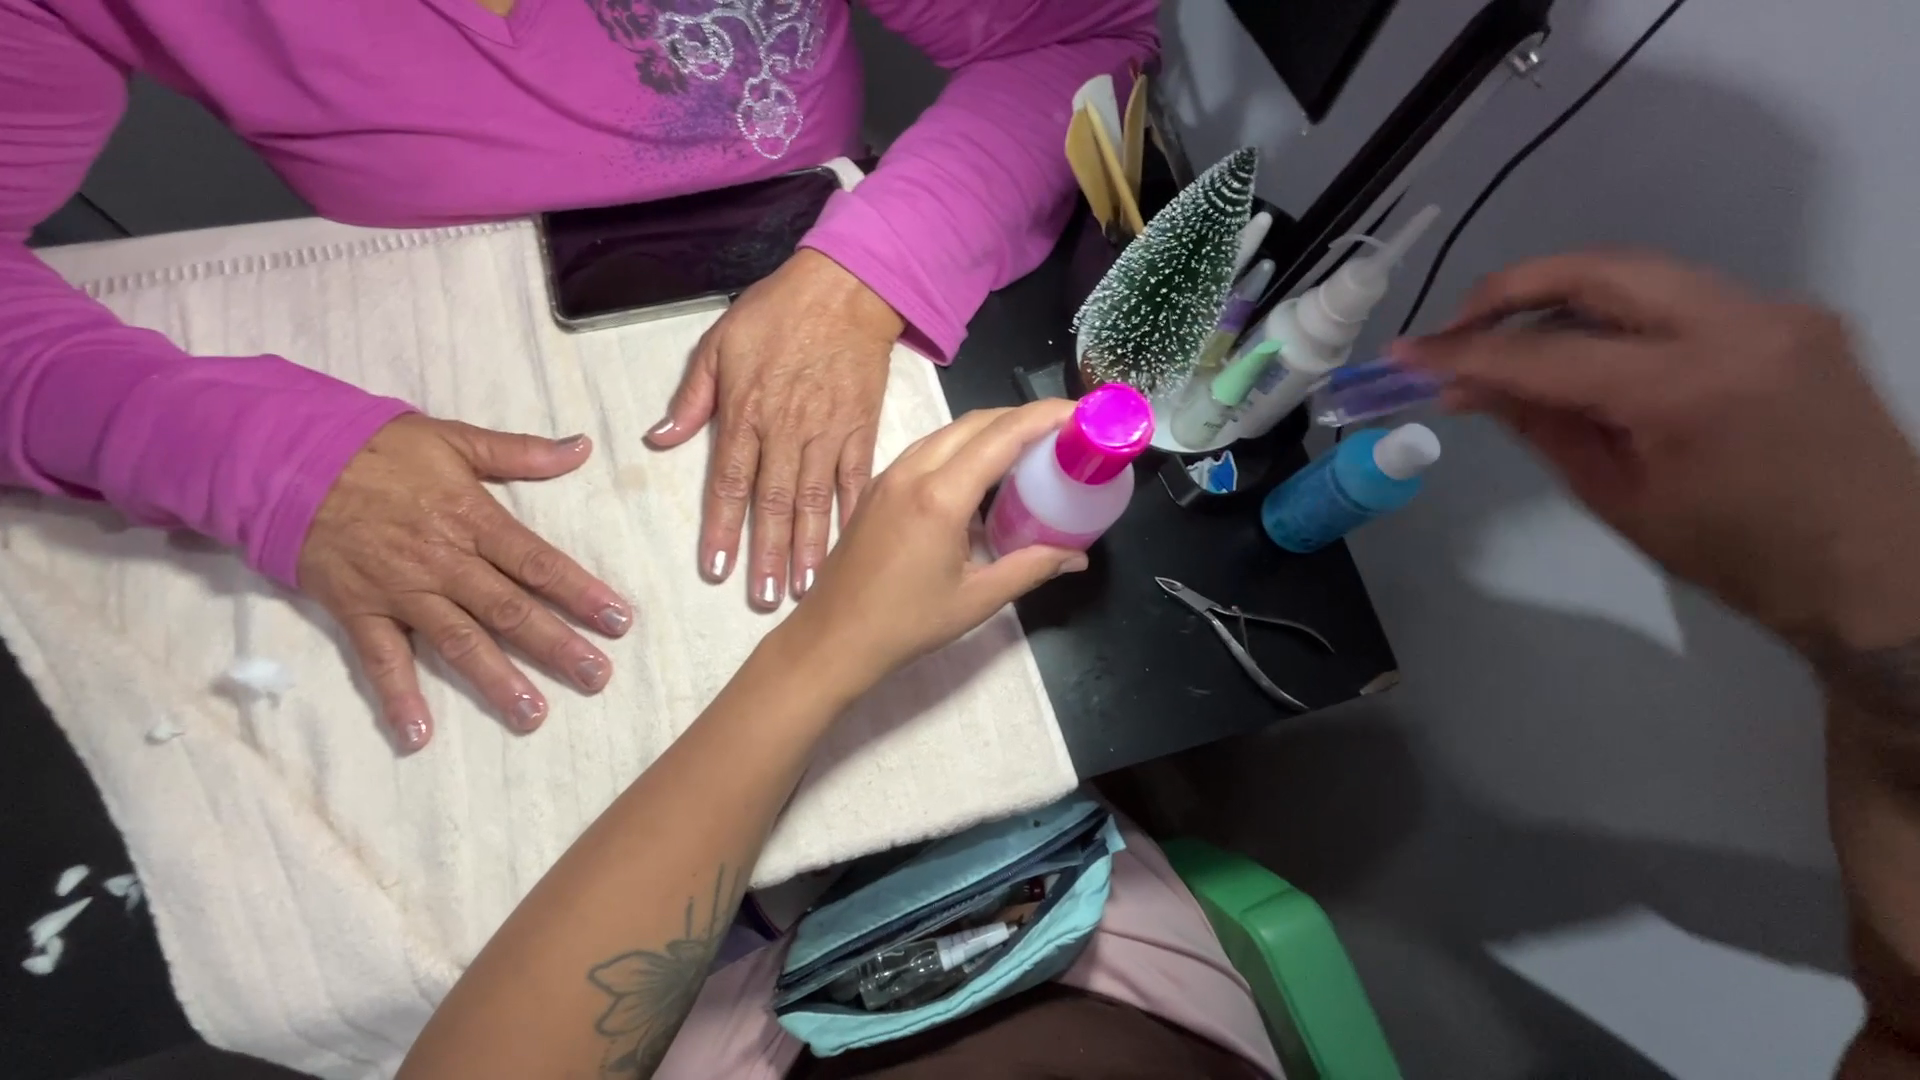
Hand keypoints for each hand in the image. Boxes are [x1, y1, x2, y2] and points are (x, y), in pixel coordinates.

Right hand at [299, 416, 633, 752]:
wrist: (281, 457)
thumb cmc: (379, 449)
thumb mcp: (456, 439)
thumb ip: (523, 452)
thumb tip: (583, 446)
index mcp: (474, 520)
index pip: (540, 564)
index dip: (582, 593)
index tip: (619, 622)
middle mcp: (444, 563)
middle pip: (510, 611)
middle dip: (556, 646)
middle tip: (597, 678)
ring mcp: (401, 591)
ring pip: (458, 641)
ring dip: (496, 679)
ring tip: (532, 714)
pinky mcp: (358, 610)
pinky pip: (380, 660)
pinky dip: (398, 697)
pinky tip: (418, 736)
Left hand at [646, 249, 902, 610]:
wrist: (845, 290)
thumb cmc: (777, 313)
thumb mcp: (719, 343)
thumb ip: (692, 396)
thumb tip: (659, 439)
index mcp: (745, 412)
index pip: (728, 482)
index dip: (722, 529)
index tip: (717, 570)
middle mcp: (786, 430)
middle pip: (773, 503)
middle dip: (768, 554)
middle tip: (766, 599)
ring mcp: (828, 433)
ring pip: (815, 499)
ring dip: (809, 546)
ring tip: (806, 586)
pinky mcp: (861, 430)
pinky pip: (856, 478)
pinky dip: (852, 514)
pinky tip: (851, 544)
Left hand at [769, 400, 1089, 694]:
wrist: (832, 637)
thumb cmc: (905, 624)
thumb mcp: (977, 599)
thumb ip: (1031, 568)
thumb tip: (1076, 555)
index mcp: (940, 497)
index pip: (1002, 436)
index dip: (1045, 416)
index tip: (1079, 411)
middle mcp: (912, 472)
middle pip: (976, 422)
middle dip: (1022, 417)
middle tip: (1061, 432)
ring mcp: (889, 475)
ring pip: (948, 432)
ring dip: (991, 430)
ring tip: (1028, 448)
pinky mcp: (877, 487)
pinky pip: (927, 449)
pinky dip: (962, 447)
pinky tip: (981, 474)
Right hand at [1396, 252, 1919, 648]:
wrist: (1881, 568)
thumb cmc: (1736, 553)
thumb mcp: (1615, 495)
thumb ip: (1542, 425)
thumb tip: (1467, 389)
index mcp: (1691, 385)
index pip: (1548, 352)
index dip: (1463, 353)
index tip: (1402, 355)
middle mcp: (1741, 324)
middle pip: (1598, 271)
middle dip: (1509, 291)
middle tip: (1450, 330)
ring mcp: (1772, 311)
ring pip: (1635, 276)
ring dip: (1555, 299)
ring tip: (1499, 340)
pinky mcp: (1783, 318)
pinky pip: (1671, 299)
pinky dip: (1606, 316)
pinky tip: (1571, 350)